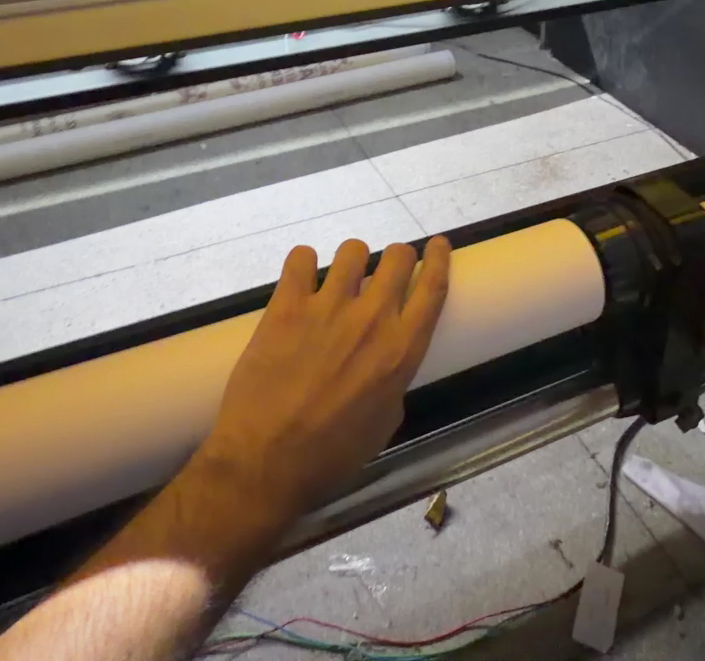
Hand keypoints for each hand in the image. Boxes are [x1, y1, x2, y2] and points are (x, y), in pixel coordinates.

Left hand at [194, 236, 453, 519]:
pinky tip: (301, 278)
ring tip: (341, 277)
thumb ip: (393, 384)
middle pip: (397, 257)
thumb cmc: (331, 456)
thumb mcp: (384, 424)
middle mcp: (371, 319)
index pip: (432, 287)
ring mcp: (328, 308)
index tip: (438, 244)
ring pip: (353, 250)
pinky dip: (304, 263)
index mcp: (402, 350)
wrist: (265, 461)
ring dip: (352, 260)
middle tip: (387, 268)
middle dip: (397, 256)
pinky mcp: (287, 306)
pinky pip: (301, 258)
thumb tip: (386, 366)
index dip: (439, 258)